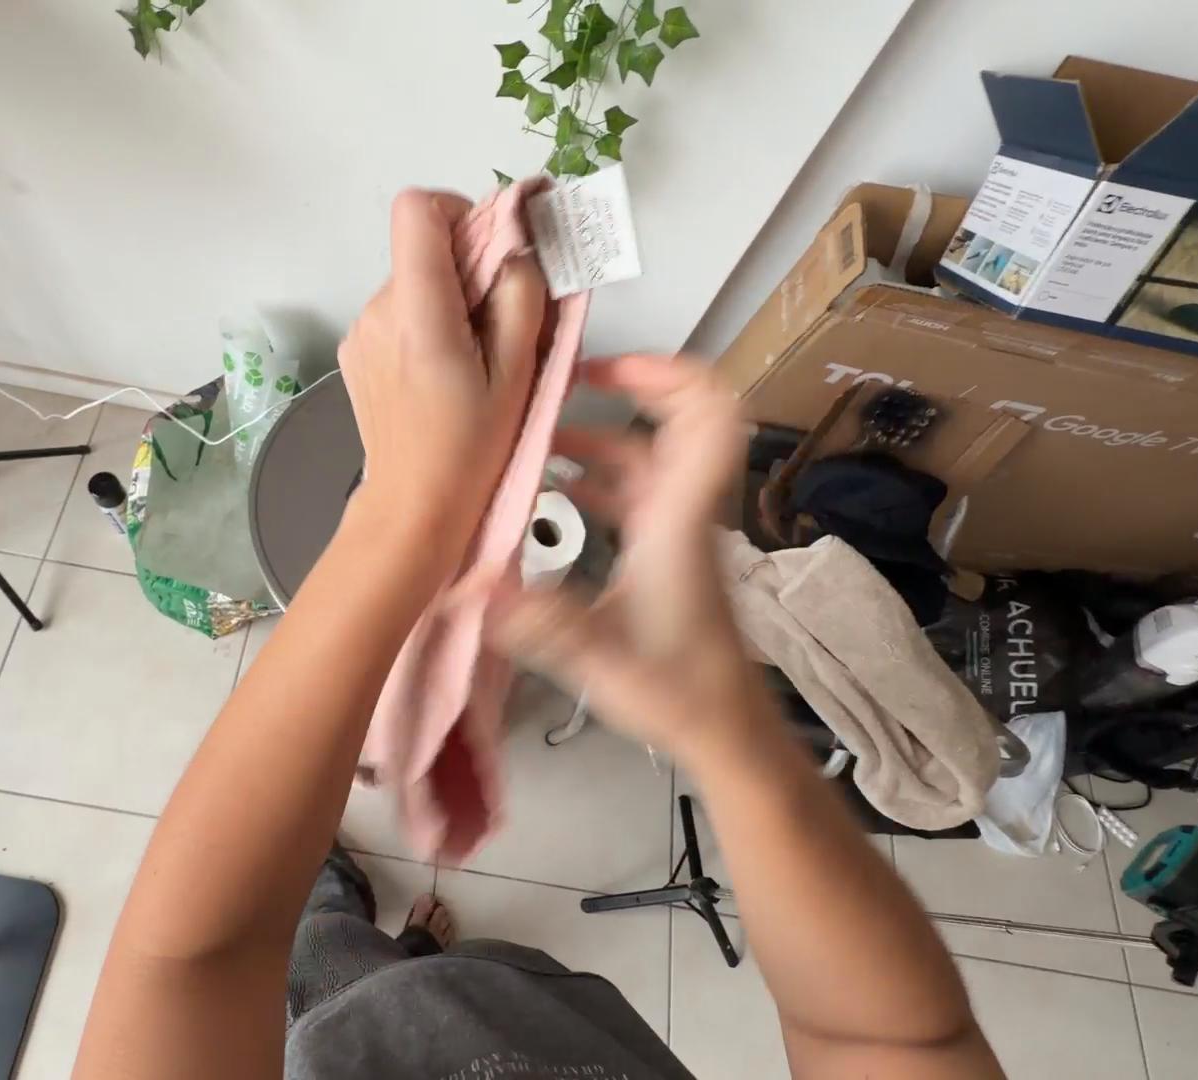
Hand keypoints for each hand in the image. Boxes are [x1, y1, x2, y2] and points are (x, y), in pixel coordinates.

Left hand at [338, 190, 547, 568]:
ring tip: (469, 363)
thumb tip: (516, 247)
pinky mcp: (356, 355)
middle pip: (420, 251)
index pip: (417, 209)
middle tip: (498, 327)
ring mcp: (360, 334)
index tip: (491, 253)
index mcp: (416, 312)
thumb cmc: (471, 449)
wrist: (412, 506)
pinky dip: (424, 328)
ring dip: (447, 304)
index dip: (459, 212)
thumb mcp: (517, 374)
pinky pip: (395, 316)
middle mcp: (376, 312)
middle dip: (466, 271)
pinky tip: (439, 376)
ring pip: (412, 286)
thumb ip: (521, 296)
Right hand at [487, 354, 759, 758]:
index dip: (667, 373)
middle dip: (628, 387)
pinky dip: (602, 478)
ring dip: (603, 436)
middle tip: (568, 385)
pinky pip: (641, 490)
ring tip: (543, 438)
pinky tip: (560, 490)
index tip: (605, 370)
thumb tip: (470, 590)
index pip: (707, 417)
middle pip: (684, 417)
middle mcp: (686, 511)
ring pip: (653, 455)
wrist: (727, 730)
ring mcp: (680, 528)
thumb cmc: (679, 692)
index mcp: (678, 520)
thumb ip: (539, 623)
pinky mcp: (670, 550)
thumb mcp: (601, 658)